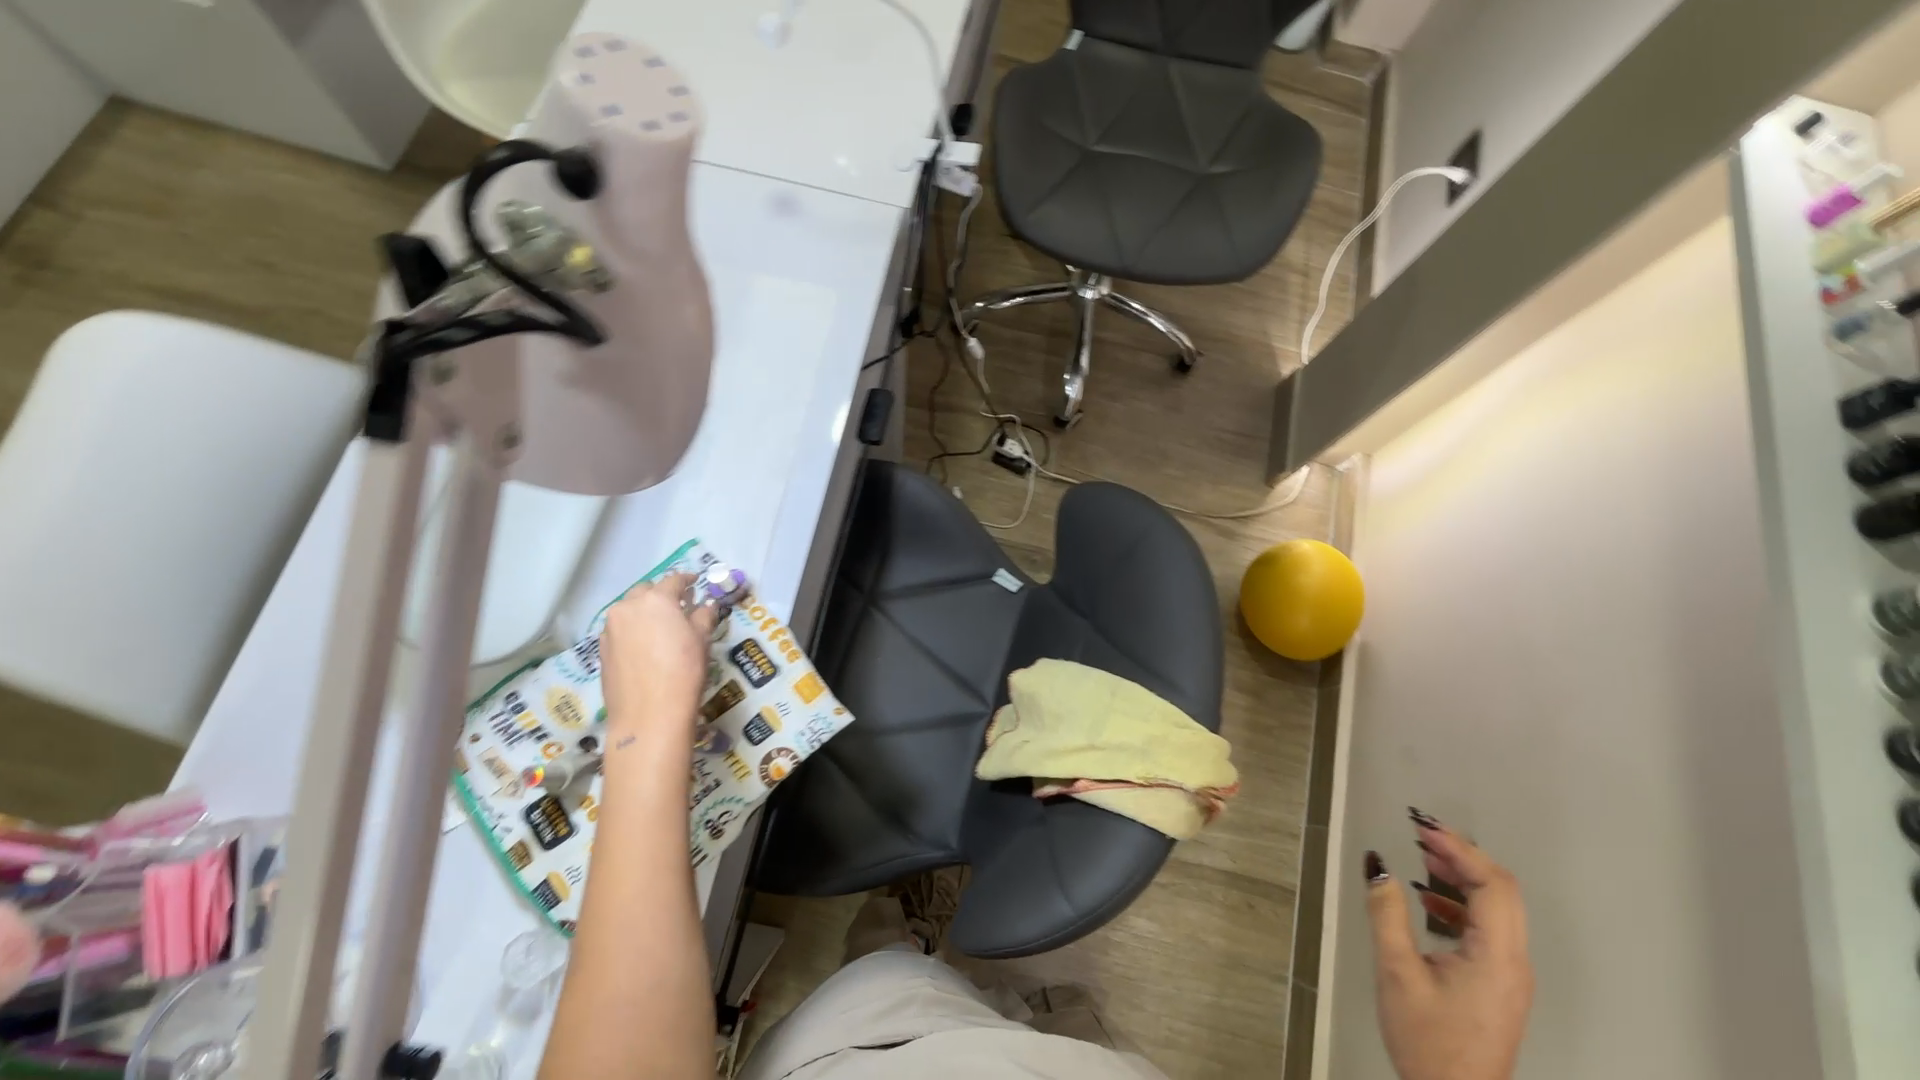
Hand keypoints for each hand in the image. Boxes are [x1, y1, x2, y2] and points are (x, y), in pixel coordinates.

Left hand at [598, 574, 716, 749]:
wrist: (648, 714)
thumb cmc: (683, 672)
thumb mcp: (701, 641)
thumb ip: (703, 617)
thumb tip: (704, 606)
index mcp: (656, 600)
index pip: (673, 581)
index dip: (687, 580)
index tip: (695, 582)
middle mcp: (628, 608)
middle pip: (645, 592)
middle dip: (660, 595)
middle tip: (677, 608)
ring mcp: (610, 629)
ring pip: (628, 611)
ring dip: (643, 613)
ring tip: (659, 629)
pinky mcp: (601, 650)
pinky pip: (619, 631)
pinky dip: (632, 631)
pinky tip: (644, 648)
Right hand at [1364, 812, 1532, 1079]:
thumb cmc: (1428, 1038)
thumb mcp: (1398, 974)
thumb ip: (1387, 915)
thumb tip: (1376, 866)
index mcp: (1498, 955)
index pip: (1493, 885)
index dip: (1461, 851)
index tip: (1424, 830)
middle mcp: (1515, 960)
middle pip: (1503, 892)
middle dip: (1465, 857)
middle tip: (1424, 835)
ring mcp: (1511, 974)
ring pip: (1500, 910)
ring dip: (1465, 879)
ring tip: (1425, 859)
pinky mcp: (1500, 985)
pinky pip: (1491, 930)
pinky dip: (1463, 905)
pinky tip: (1431, 904)